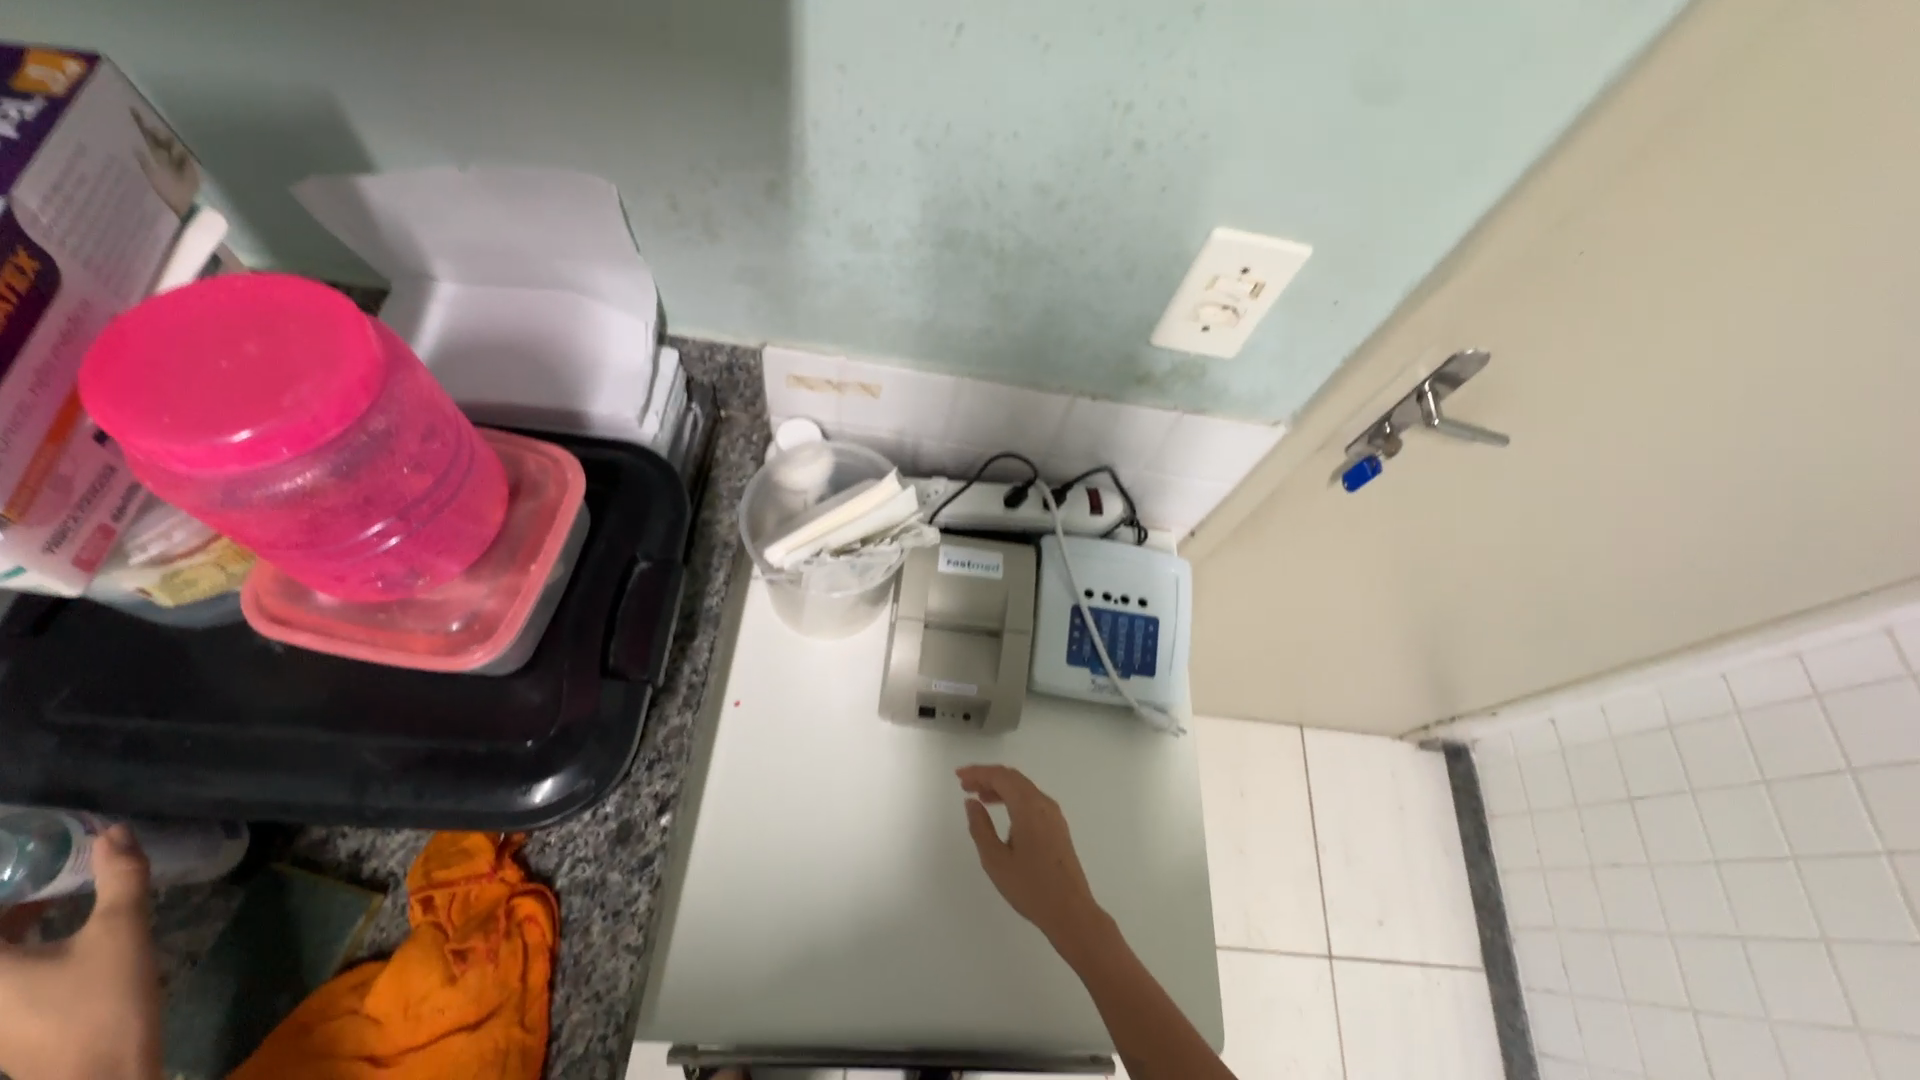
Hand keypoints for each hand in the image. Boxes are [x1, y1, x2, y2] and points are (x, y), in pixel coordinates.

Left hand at [0, 826, 161, 1079]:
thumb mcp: (120, 932)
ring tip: (55, 895)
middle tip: (48, 866)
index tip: (31, 853)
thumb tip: (113, 831)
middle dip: (18, 896)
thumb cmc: (102, 1002)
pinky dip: (20, 944)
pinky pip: (4, 970)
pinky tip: (58, 934)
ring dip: (17, 922)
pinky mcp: (0, 1021)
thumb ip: (119, 879)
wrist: (102, 1076)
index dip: (11, 875)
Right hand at [957, 765, 1105, 947]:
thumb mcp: (995, 860)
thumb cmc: (1029, 887)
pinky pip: (1032, 800)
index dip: (978, 772)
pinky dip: (1013, 798)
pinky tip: (1001, 812)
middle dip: (988, 777)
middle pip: (1013, 778)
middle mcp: (1044, 804)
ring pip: (1023, 788)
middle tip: (965, 785)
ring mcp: (1054, 815)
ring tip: (979, 797)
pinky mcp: (1058, 827)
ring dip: (1000, 787)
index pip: (1001, 776)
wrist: (1070, 911)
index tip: (958, 775)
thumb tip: (972, 803)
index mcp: (1028, 807)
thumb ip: (980, 827)